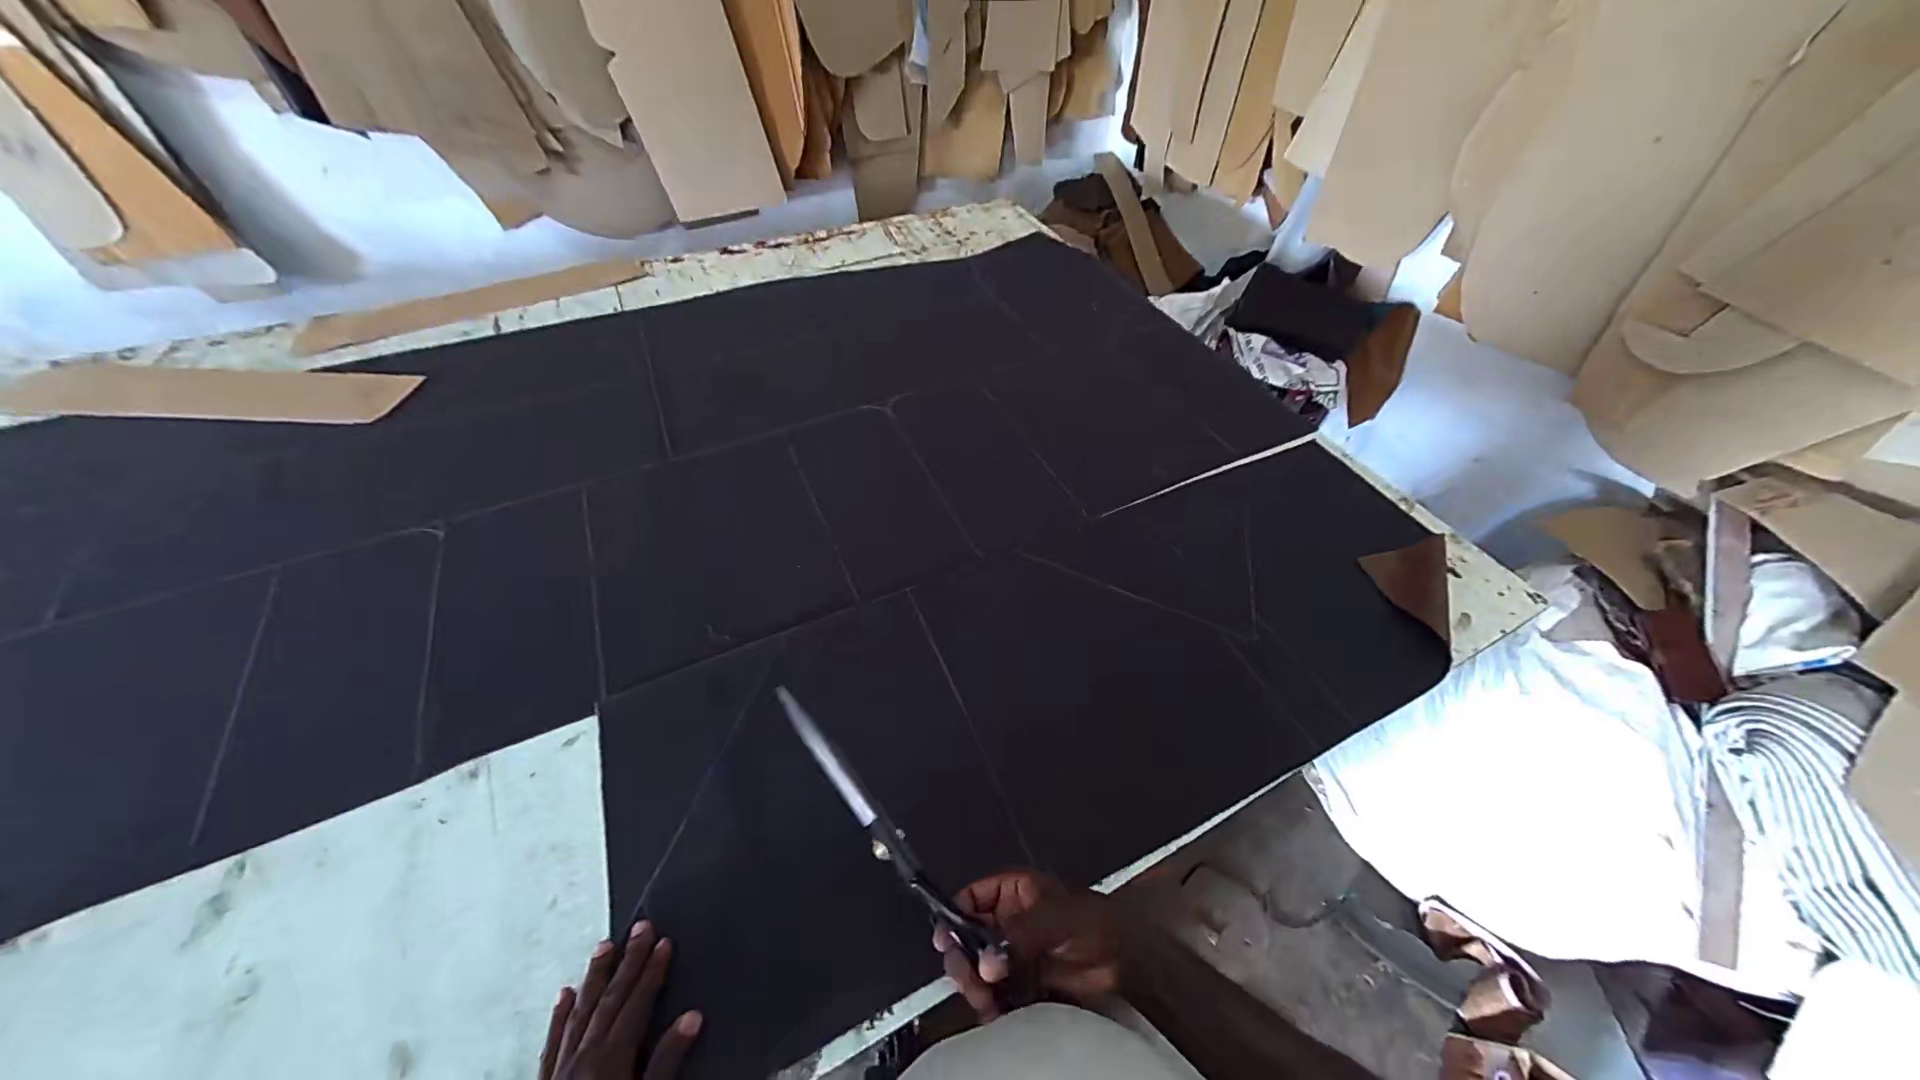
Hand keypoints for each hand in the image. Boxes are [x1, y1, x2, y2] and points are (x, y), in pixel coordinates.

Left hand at [539, 921, 703, 1079]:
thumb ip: (667, 1063)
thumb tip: (692, 1017)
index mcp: (610, 1061)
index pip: (636, 1004)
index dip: (652, 971)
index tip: (664, 942)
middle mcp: (582, 1059)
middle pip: (609, 999)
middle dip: (628, 961)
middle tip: (640, 927)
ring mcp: (560, 1072)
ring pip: (579, 1012)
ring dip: (595, 977)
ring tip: (604, 947)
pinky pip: (553, 1042)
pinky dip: (560, 1015)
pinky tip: (564, 995)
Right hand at [932, 869, 1129, 1021]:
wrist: (1128, 961)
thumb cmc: (1097, 921)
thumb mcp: (1054, 918)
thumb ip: (1018, 936)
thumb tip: (989, 960)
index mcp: (1013, 891)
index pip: (971, 897)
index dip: (955, 914)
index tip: (947, 938)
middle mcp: (1009, 920)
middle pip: (968, 936)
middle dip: (964, 958)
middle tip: (971, 976)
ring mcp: (1014, 952)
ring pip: (978, 967)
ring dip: (975, 984)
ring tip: (986, 997)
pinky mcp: (1023, 982)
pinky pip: (995, 992)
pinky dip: (991, 1003)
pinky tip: (996, 1009)